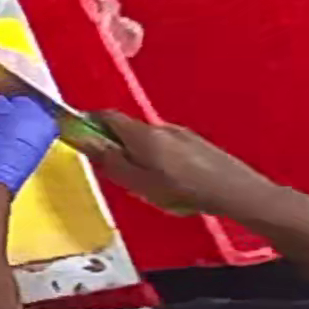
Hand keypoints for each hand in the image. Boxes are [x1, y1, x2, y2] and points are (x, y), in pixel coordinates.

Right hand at [90, 110, 281, 218]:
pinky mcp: (197, 144)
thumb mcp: (131, 178)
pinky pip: (163, 145)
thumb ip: (106, 157)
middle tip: (105, 167)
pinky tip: (160, 177)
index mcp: (141, 134)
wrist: (236, 192)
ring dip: (131, 151)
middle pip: (126, 128)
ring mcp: (183, 135)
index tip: (72, 130)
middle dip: (110, 142)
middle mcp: (162, 128)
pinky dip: (151, 156)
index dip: (86, 119)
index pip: (107, 116)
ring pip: (144, 139)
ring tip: (135, 177)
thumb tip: (82, 139)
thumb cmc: (177, 188)